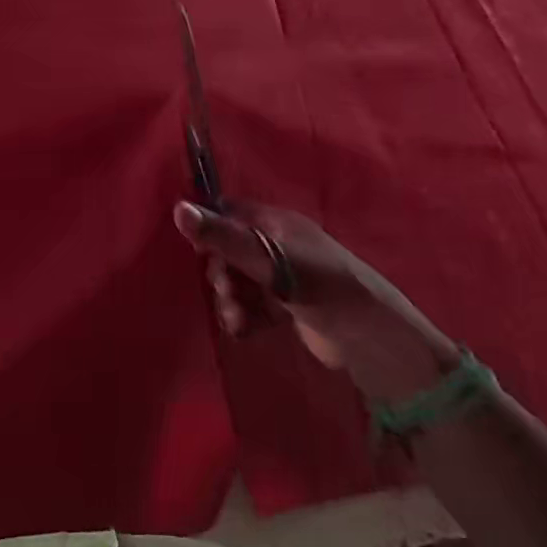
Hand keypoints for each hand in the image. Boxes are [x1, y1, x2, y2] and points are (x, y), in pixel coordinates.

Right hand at [173, 200, 455, 400]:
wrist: (369, 337)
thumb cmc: (321, 284)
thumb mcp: (268, 259)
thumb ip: (222, 237)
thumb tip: (177, 208)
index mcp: (275, 223)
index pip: (228, 212)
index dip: (208, 228)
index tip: (198, 251)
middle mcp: (277, 245)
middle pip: (228, 253)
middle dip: (221, 275)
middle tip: (228, 292)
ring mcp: (282, 278)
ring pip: (237, 283)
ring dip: (230, 301)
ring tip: (239, 318)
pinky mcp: (285, 307)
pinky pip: (250, 307)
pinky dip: (244, 318)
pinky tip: (246, 330)